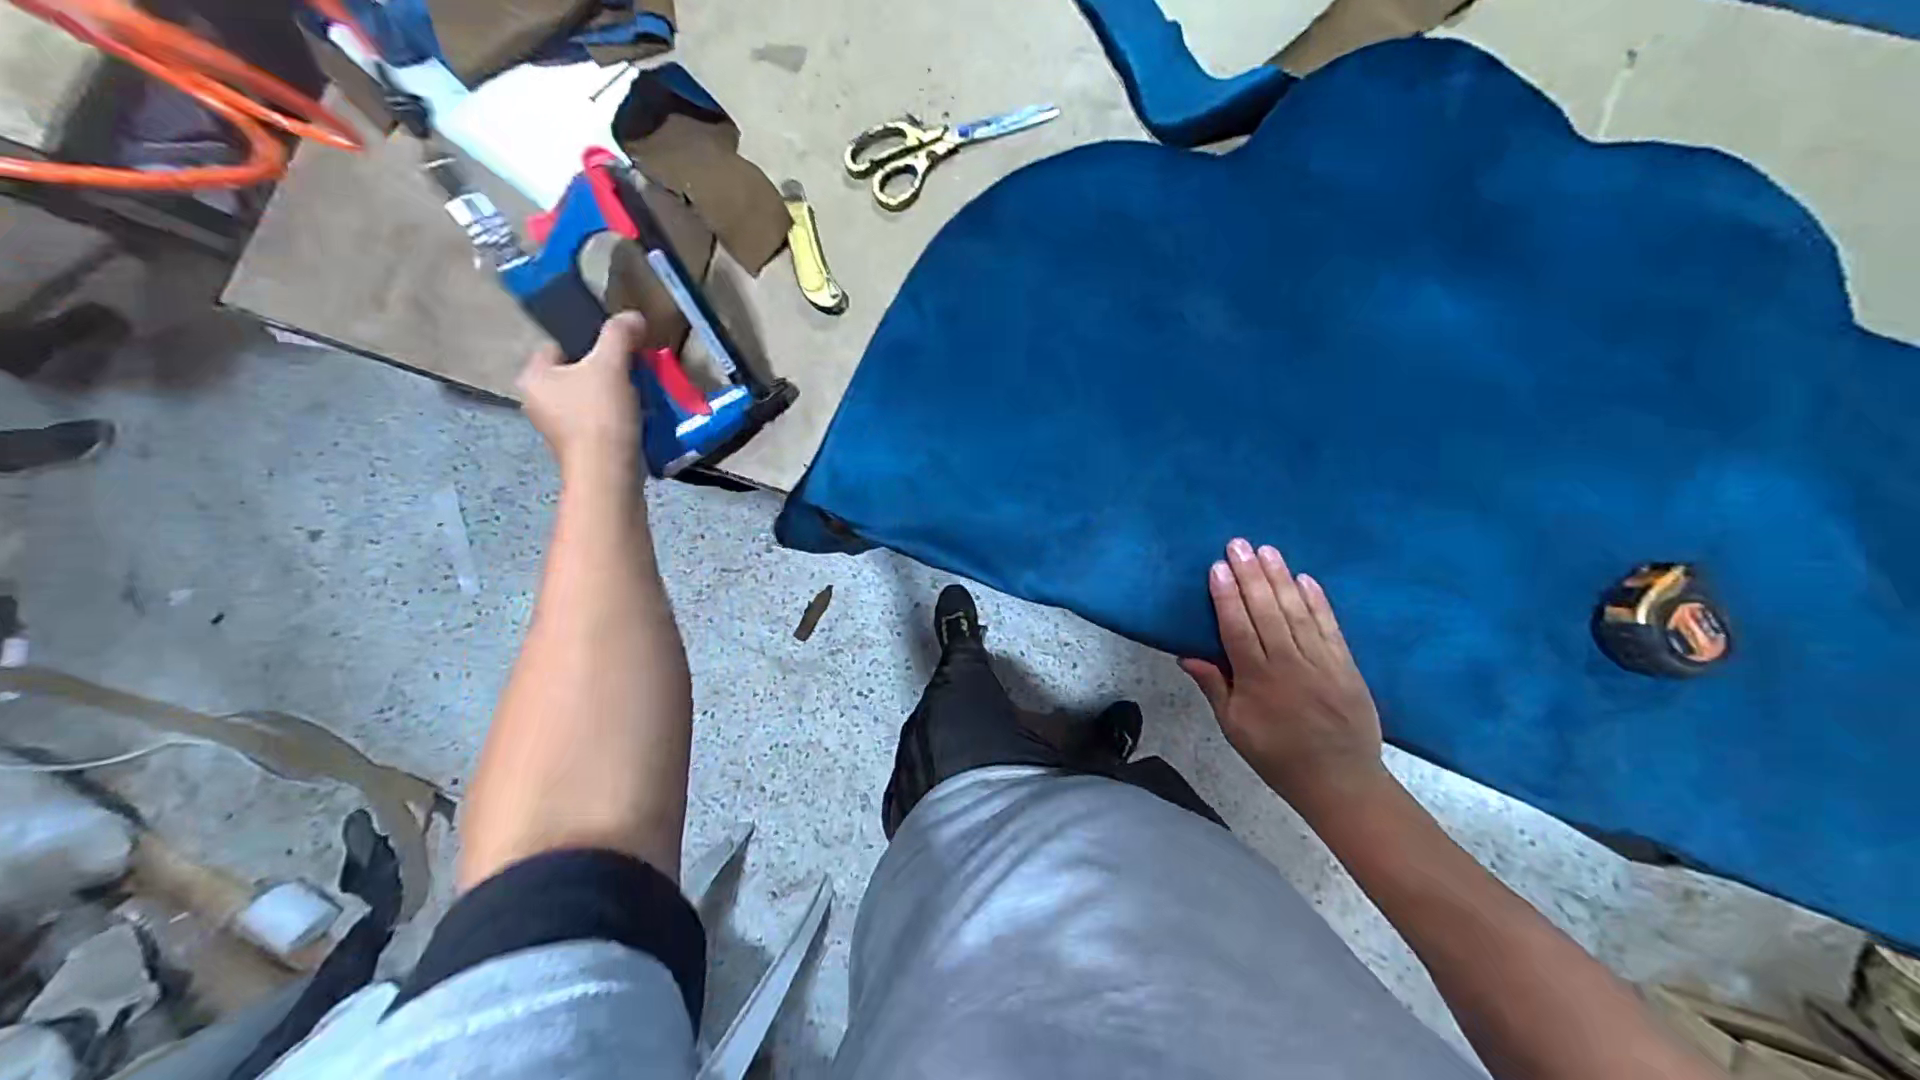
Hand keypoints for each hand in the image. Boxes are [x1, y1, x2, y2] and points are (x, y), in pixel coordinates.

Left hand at [517, 312, 644, 472]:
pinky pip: (600, 421)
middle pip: (577, 373)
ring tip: (643, 394)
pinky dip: (619, 417)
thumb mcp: (610, 365)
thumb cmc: (600, 415)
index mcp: (533, 377)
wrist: (608, 473)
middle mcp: (538, 402)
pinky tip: (639, 418)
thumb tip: (632, 315)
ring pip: (590, 398)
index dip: (588, 342)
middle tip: (635, 370)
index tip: (617, 348)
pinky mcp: (580, 448)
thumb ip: (619, 335)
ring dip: (616, 394)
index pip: (557, 345)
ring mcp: (558, 428)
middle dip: (607, 370)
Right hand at [1181, 538, 1387, 815]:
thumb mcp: (1234, 728)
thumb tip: (1187, 655)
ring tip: (1267, 550)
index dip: (1227, 597)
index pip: (1238, 629)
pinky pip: (1330, 627)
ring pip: (1298, 613)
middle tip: (1238, 544)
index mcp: (1258, 681)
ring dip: (1281, 579)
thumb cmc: (1276, 755)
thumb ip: (1214, 687)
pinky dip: (1318, 601)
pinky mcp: (1347, 666)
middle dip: (1251, 575)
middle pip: (1267, 612)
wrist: (1340, 781)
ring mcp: (1322, 663)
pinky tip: (1305, 578)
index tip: (1218, 568)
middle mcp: (1290, 665)